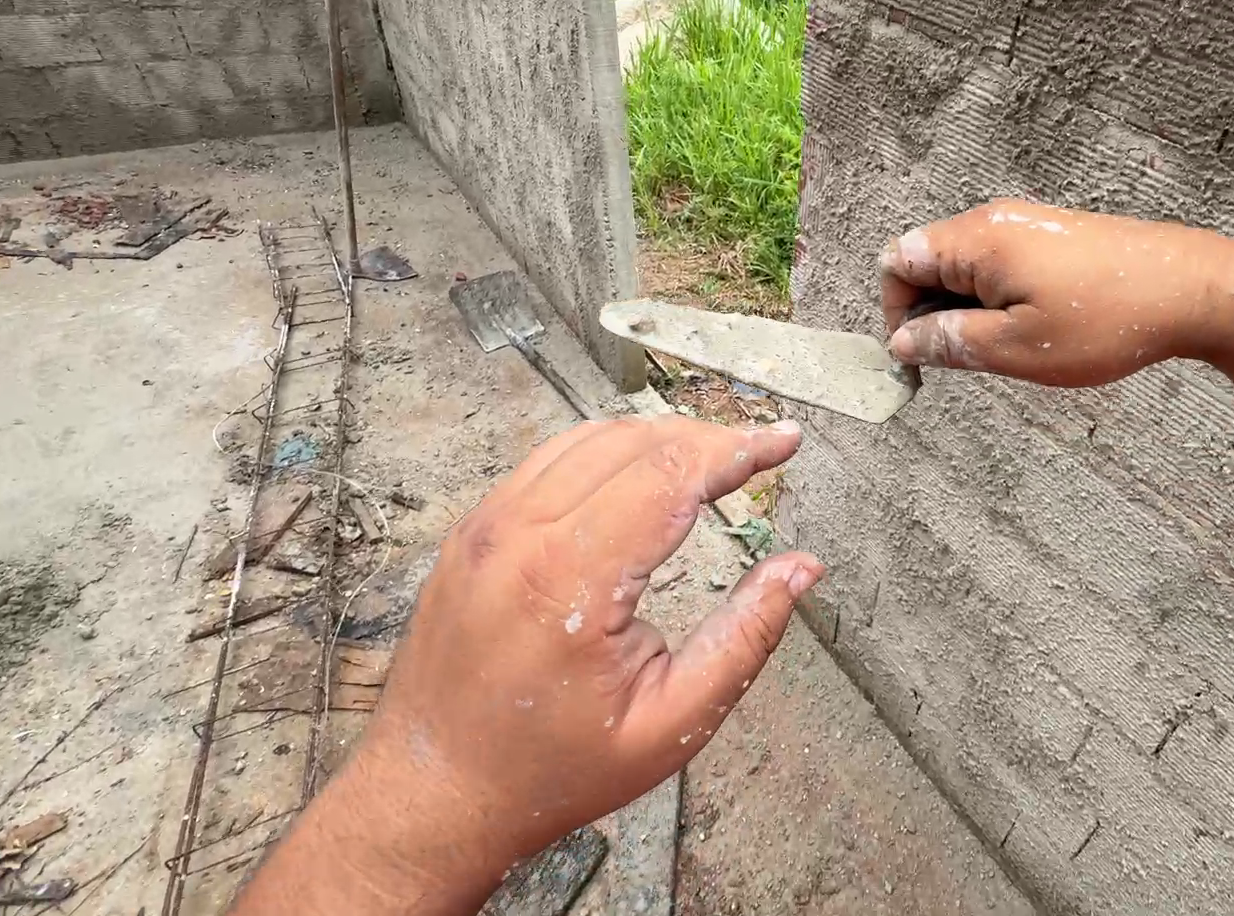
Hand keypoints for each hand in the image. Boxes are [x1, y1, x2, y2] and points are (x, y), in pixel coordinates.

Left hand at [337, 417, 821, 887]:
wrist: (431, 796)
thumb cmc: (551, 770)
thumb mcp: (672, 725)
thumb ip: (747, 637)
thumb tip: (802, 567)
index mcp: (570, 581)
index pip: (671, 473)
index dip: (739, 448)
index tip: (785, 440)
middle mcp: (521, 534)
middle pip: (639, 442)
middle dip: (712, 438)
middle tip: (760, 453)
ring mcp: (489, 524)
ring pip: (596, 437)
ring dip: (665, 437)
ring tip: (715, 458)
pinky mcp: (477, 527)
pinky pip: (556, 456)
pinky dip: (615, 447)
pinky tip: (646, 468)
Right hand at [879, 199, 1228, 385]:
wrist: (1192, 289)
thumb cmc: (1103, 321)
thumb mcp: (1014, 348)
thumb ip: (947, 342)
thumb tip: (900, 343)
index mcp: (975, 240)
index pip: (896, 261)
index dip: (895, 310)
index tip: (920, 354)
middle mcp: (993, 220)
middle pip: (927, 262)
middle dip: (929, 313)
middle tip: (965, 358)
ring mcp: (1023, 225)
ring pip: (962, 268)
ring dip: (964, 310)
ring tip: (1004, 347)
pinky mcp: (1049, 236)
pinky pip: (996, 265)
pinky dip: (993, 299)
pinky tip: (1029, 328)